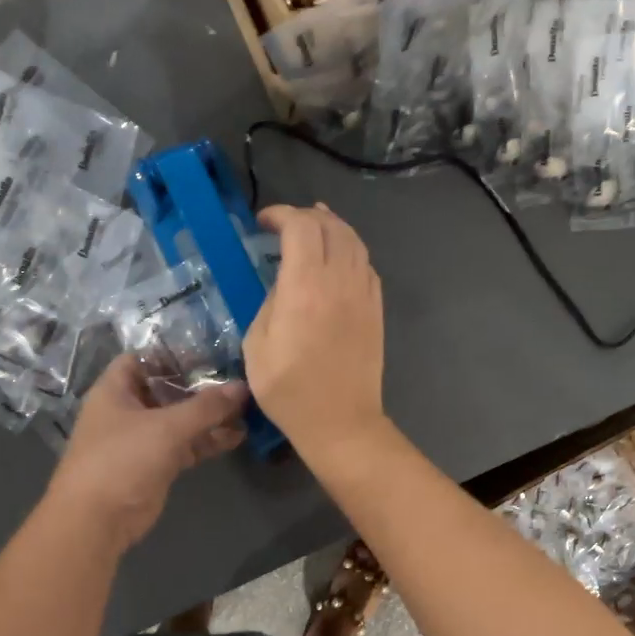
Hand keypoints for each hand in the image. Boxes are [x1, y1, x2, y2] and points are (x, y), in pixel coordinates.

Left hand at [42, 355, 247, 550]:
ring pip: (181, 419)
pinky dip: (210, 440)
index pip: (143, 359)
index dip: (173, 353)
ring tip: (247, 407)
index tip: (210, 352)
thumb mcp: (167, 427)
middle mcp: (128, 410)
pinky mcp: (158, 464)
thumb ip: (206, 406)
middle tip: (238, 378)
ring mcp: (143, 439)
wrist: (99, 519)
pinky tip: (239, 435)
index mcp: (116, 390)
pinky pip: (188, 445)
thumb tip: (242, 387)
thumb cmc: (123, 459)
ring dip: (211, 415)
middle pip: (168, 389)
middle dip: (201, 385)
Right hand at [244, 203, 386, 455]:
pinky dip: (351, 251)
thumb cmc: (290, 389)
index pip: (301, 227)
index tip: (263, 222)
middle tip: (286, 224)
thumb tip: (285, 283)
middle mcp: (340, 282)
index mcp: (306, 287)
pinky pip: (367, 266)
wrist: (341, 422)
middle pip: (331, 227)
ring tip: (316, 226)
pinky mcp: (376, 311)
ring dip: (333, 228)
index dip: (281, 214)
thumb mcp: (258, 344)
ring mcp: (364, 295)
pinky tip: (339, 259)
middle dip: (306, 216)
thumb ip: (271, 302)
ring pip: (355, 243)